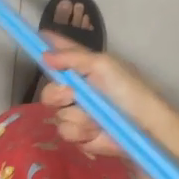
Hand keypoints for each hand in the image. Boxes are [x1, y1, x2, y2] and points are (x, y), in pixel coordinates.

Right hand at [38, 32, 178, 158]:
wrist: (144, 126)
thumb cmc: (128, 90)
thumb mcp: (103, 65)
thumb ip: (72, 57)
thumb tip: (44, 54)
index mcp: (84, 69)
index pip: (60, 55)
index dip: (47, 48)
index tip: (34, 41)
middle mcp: (77, 91)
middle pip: (49, 92)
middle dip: (58, 94)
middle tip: (72, 95)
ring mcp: (78, 115)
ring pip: (57, 115)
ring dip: (77, 116)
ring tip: (97, 118)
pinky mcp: (80, 137)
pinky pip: (66, 133)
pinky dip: (83, 133)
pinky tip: (97, 131)